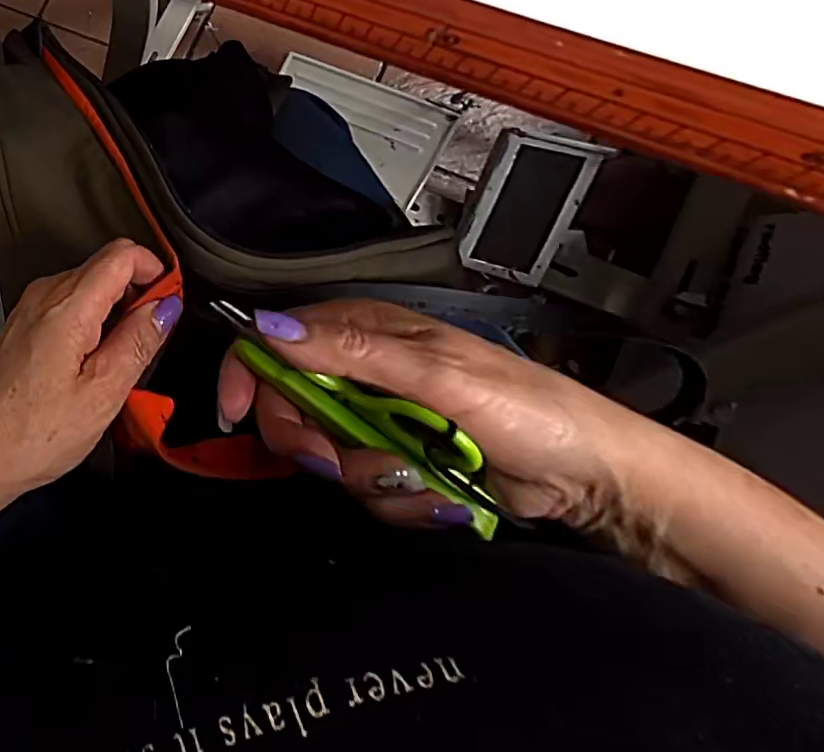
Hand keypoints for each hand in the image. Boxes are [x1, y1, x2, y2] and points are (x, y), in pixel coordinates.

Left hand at [0, 239, 180, 583]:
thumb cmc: (26, 435)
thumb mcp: (101, 393)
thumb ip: (139, 341)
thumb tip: (166, 307)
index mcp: (67, 305)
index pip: (123, 254)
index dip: (157, 270)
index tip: (171, 301)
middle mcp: (44, 294)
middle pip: (107, 266)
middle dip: (139, 292)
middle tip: (153, 339)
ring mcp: (30, 308)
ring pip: (90, 284)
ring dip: (117, 309)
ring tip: (123, 360)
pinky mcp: (23, 325)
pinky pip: (69, 304)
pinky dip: (94, 320)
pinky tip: (94, 363)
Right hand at [217, 298, 662, 532]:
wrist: (587, 475)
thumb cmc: (526, 406)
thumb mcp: (433, 373)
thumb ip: (348, 350)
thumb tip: (270, 325)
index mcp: (365, 331)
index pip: (278, 340)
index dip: (249, 373)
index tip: (236, 413)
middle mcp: (362, 370)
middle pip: (290, 404)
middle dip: (311, 440)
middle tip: (337, 459)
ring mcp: (378, 418)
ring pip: (326, 453)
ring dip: (367, 475)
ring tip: (418, 471)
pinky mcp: (395, 459)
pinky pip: (363, 487)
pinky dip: (396, 497)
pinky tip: (436, 487)